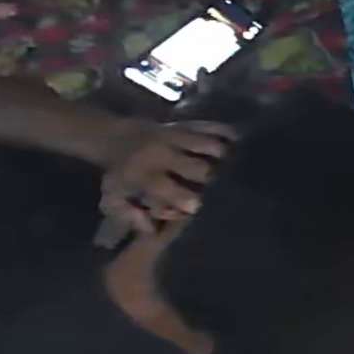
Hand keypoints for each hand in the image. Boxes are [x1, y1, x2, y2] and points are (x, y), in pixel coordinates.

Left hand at [99, 121, 235, 233]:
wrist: (118, 138)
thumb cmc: (123, 175)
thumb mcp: (115, 197)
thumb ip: (129, 215)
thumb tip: (151, 229)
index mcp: (143, 173)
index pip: (165, 187)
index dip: (183, 198)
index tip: (197, 207)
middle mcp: (162, 153)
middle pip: (198, 167)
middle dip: (212, 179)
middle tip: (221, 186)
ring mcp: (178, 136)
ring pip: (211, 145)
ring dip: (226, 157)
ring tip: (235, 166)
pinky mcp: (190, 125)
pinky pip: (215, 127)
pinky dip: (229, 135)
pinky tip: (239, 144)